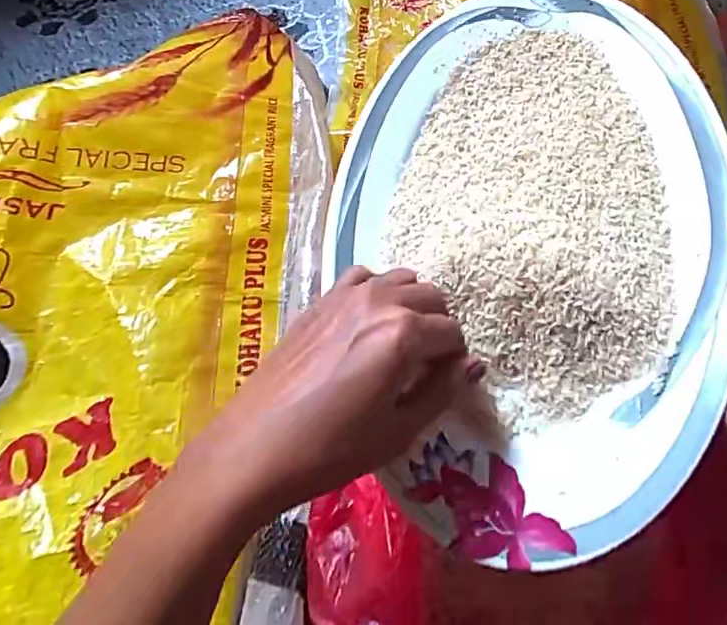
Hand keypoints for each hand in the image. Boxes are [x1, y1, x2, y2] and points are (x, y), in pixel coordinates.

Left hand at [189, 267, 477, 513]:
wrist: (250, 451)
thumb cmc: (328, 450)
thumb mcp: (397, 432)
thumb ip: (443, 392)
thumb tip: (476, 364)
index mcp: (404, 334)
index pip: (452, 333)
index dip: (455, 359)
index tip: (443, 382)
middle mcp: (381, 301)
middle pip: (433, 298)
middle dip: (439, 327)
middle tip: (425, 365)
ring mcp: (349, 295)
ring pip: (403, 280)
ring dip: (412, 305)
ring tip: (398, 342)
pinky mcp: (322, 299)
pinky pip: (365, 276)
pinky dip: (378, 290)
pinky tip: (366, 321)